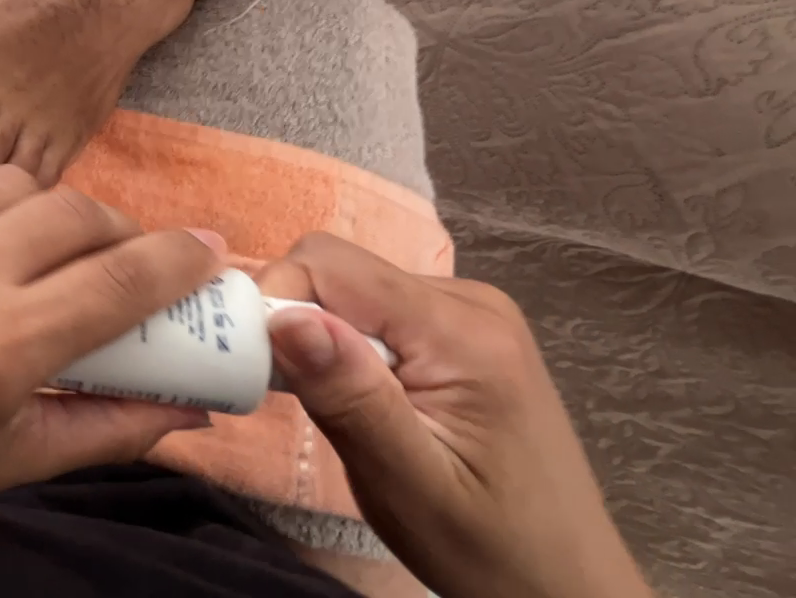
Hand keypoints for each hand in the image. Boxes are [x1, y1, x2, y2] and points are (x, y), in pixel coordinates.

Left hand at [0, 145, 223, 562]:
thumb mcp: (19, 458)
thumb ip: (115, 426)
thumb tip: (195, 404)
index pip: (119, 281)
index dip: (180, 262)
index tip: (210, 255)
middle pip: (77, 214)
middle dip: (124, 232)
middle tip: (129, 261)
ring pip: (20, 181)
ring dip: (56, 208)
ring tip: (56, 245)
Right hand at [259, 234, 649, 597]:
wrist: (568, 590)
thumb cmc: (486, 548)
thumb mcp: (406, 485)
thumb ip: (349, 396)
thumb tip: (284, 318)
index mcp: (462, 330)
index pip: (328, 264)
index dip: (277, 299)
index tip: (261, 364)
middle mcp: (467, 299)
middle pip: (334, 267)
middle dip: (293, 318)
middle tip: (296, 391)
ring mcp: (465, 309)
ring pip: (344, 284)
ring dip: (316, 334)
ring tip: (334, 401)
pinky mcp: (455, 326)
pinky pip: (367, 304)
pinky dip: (340, 340)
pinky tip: (361, 394)